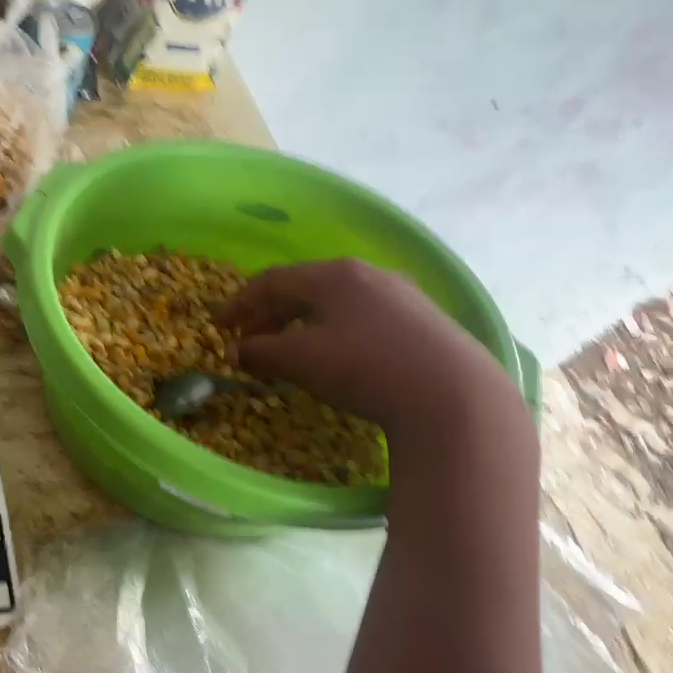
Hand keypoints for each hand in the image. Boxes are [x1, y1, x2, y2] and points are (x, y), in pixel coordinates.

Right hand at [218, 258, 526, 438]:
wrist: (454, 397)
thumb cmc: (364, 367)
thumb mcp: (299, 360)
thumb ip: (261, 351)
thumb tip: (237, 350)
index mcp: (335, 274)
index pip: (274, 279)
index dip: (241, 302)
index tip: (218, 324)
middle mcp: (370, 275)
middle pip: (306, 289)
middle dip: (270, 314)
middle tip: (248, 339)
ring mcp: (402, 296)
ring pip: (337, 304)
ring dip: (302, 325)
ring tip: (286, 350)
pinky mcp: (425, 322)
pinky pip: (363, 319)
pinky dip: (333, 333)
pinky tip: (333, 357)